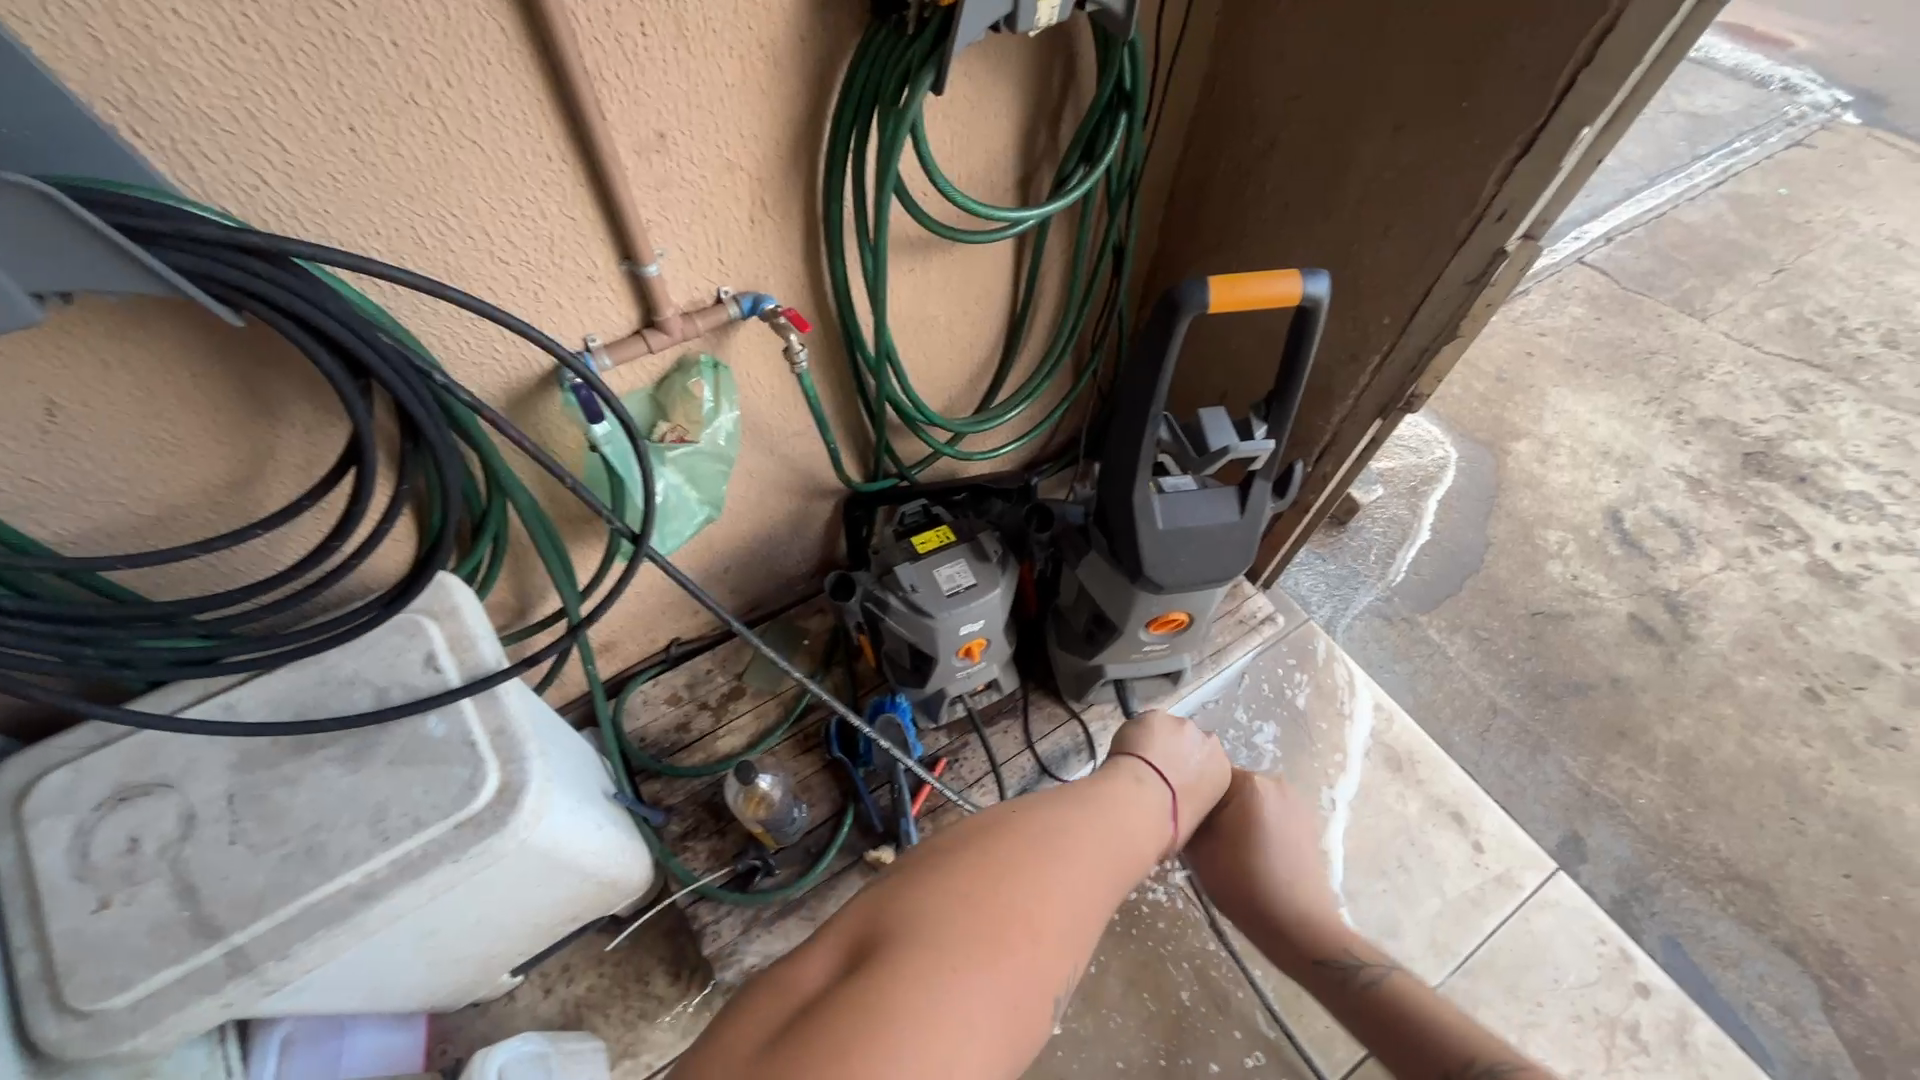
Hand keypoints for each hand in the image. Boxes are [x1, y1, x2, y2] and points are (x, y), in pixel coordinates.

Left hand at [1105, 709, 1230, 849]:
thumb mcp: (1193, 816)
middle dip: (1173, 751)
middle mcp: (1207, 742)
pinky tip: (1124, 752)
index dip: (1187, 769)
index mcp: (1221, 770)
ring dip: (1154, 741)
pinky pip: (1143, 723)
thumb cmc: (1171, 825)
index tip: (1172, 779)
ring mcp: (1180, 725)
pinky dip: (1134, 735)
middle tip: (1153, 770)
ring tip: (1136, 761)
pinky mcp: (1154, 716)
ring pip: (1165, 728)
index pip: (1206, 762)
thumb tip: (1174, 800)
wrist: (1143, 804)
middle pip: (1188, 740)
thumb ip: (1191, 797)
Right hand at [1185, 769, 1347, 970]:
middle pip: (1229, 786)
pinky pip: (1268, 814)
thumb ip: (1186, 818)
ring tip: (1225, 848)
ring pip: (1248, 801)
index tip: (1184, 821)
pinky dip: (1254, 826)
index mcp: (1249, 783)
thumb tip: (1180, 808)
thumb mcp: (1198, 851)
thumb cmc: (1244, 885)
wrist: (1299, 926)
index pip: (1206, 775)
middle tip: (1201, 837)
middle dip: (1214, 807)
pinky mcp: (1305, 822)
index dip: (1191, 797)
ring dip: (1234, 817)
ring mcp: (1294, 801)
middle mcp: (1275, 782)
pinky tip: (1250, 854)